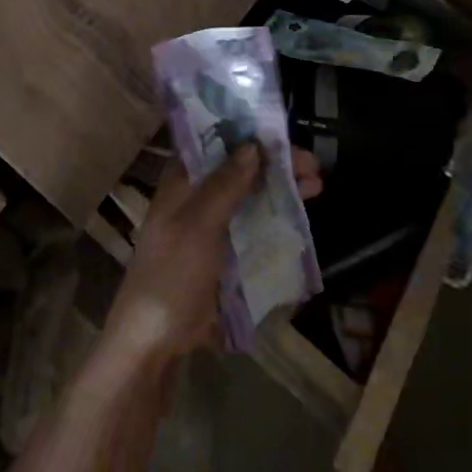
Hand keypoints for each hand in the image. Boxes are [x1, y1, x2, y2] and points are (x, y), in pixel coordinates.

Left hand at [101, 147, 320, 362]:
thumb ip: (225, 185)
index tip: (284, 133)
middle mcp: (194, 195)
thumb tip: (252, 145)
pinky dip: (274, 215)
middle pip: (237, 168)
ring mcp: (209, 224)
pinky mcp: (221, 251)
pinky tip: (300, 214)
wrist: (155, 338)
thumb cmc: (172, 273)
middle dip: (273, 163)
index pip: (215, 142)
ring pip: (248, 195)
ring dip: (278, 188)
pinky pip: (251, 224)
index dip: (247, 134)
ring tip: (316, 184)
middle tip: (314, 166)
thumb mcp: (199, 226)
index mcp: (180, 180)